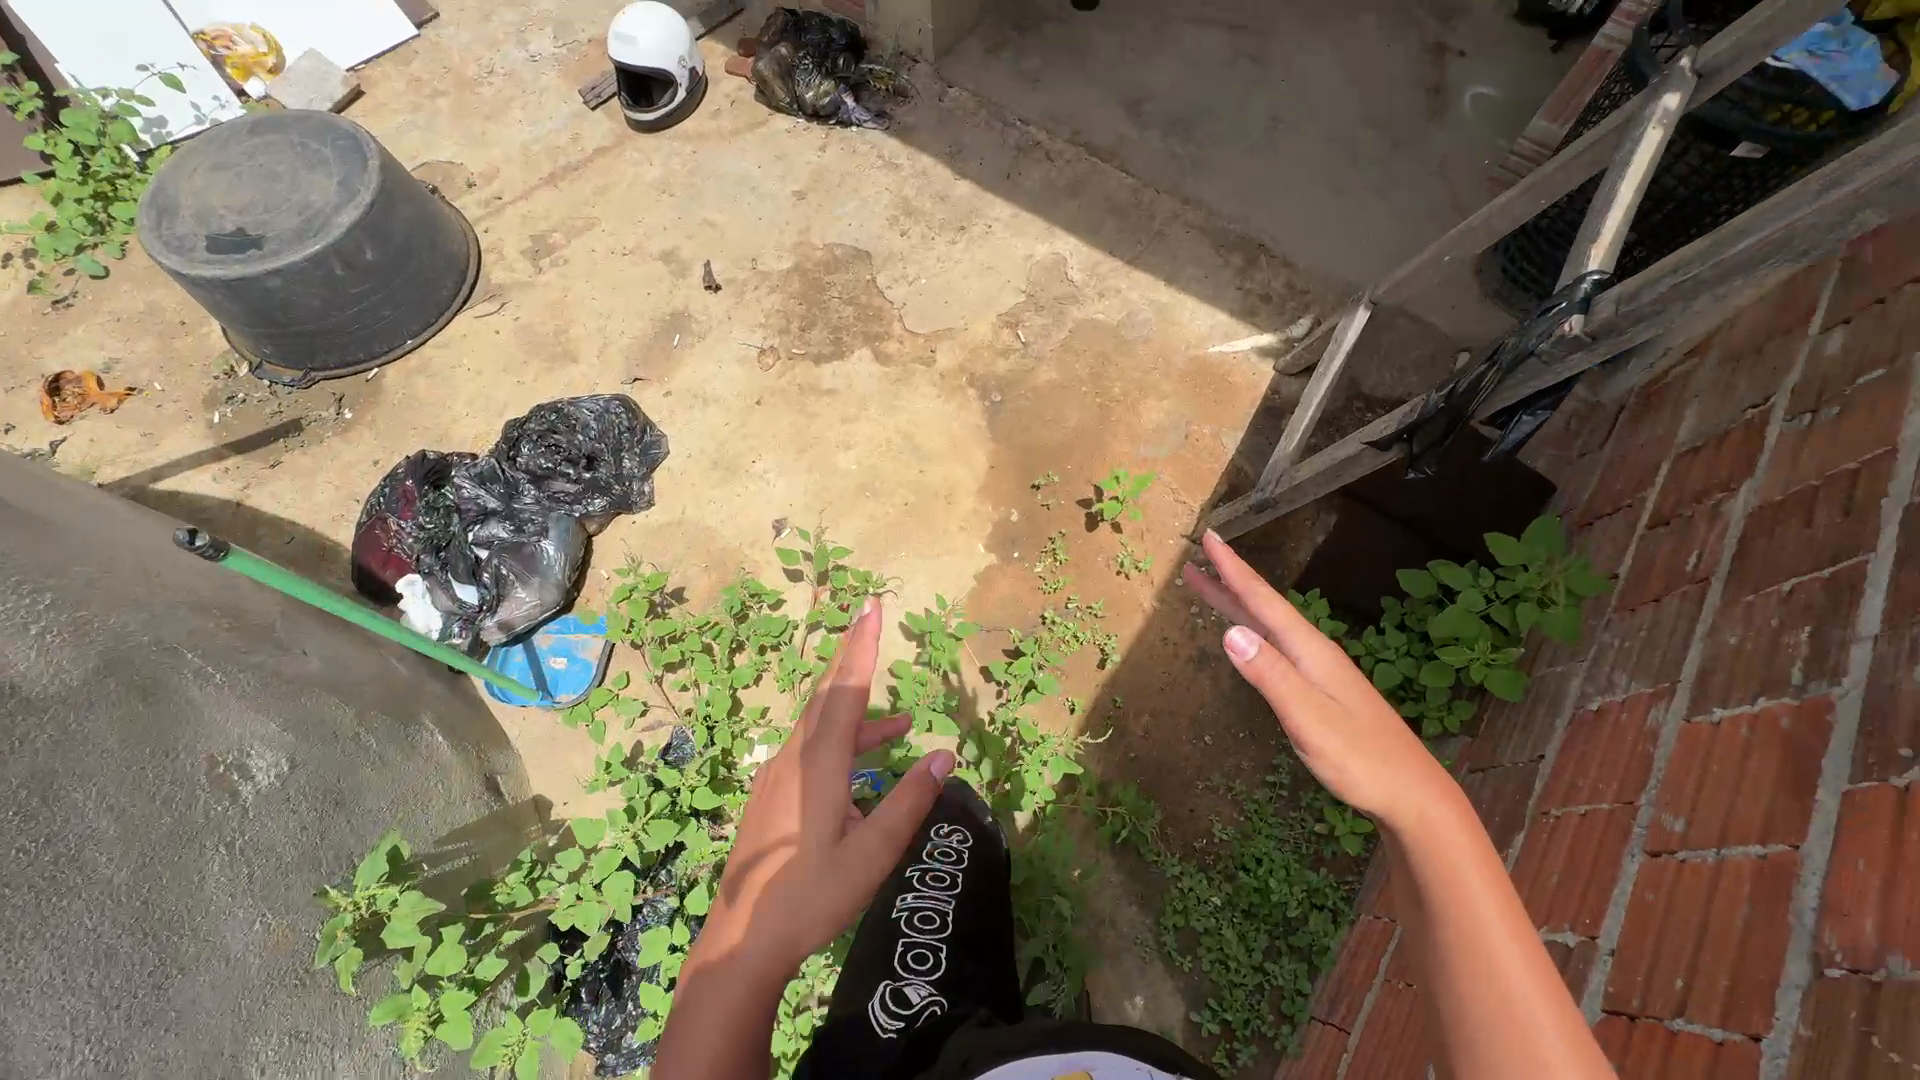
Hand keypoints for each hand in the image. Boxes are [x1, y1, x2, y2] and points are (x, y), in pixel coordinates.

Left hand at [696, 595, 955, 979]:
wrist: (742, 939)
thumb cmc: (811, 897)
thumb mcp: (873, 853)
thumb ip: (910, 800)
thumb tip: (945, 755)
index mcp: (817, 764)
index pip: (846, 690)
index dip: (862, 646)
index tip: (872, 607)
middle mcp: (793, 758)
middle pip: (828, 694)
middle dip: (852, 654)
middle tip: (871, 616)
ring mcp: (778, 775)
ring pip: (820, 725)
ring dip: (856, 712)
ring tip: (900, 724)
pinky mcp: (774, 794)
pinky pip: (811, 749)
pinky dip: (842, 743)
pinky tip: (864, 772)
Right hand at [1183, 530, 1453, 825]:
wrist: (1411, 793)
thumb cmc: (1360, 760)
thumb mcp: (1310, 719)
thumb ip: (1271, 675)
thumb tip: (1229, 632)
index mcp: (1311, 651)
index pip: (1265, 603)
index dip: (1235, 571)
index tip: (1210, 538)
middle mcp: (1314, 652)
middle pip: (1264, 608)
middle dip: (1230, 581)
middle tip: (1199, 556)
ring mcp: (1319, 670)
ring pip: (1269, 627)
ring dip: (1238, 604)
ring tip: (1209, 587)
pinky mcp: (1320, 689)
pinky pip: (1276, 646)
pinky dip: (1253, 631)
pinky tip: (1247, 636)